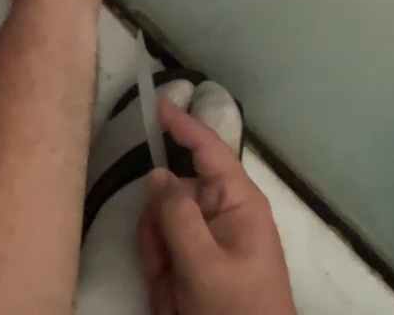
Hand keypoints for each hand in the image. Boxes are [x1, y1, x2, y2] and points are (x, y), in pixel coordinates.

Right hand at [137, 99, 295, 314]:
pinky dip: (160, 276)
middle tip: (161, 263)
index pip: (207, 148)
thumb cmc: (237, 312)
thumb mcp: (204, 266)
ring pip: (161, 223)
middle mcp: (223, 213)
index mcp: (238, 201)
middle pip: (172, 191)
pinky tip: (171, 302)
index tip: (155, 101)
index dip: (182, 123)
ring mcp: (209, 241)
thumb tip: (156, 174)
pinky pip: (163, 253)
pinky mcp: (197, 266)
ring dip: (157, 255)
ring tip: (170, 292)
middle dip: (158, 225)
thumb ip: (176, 215)